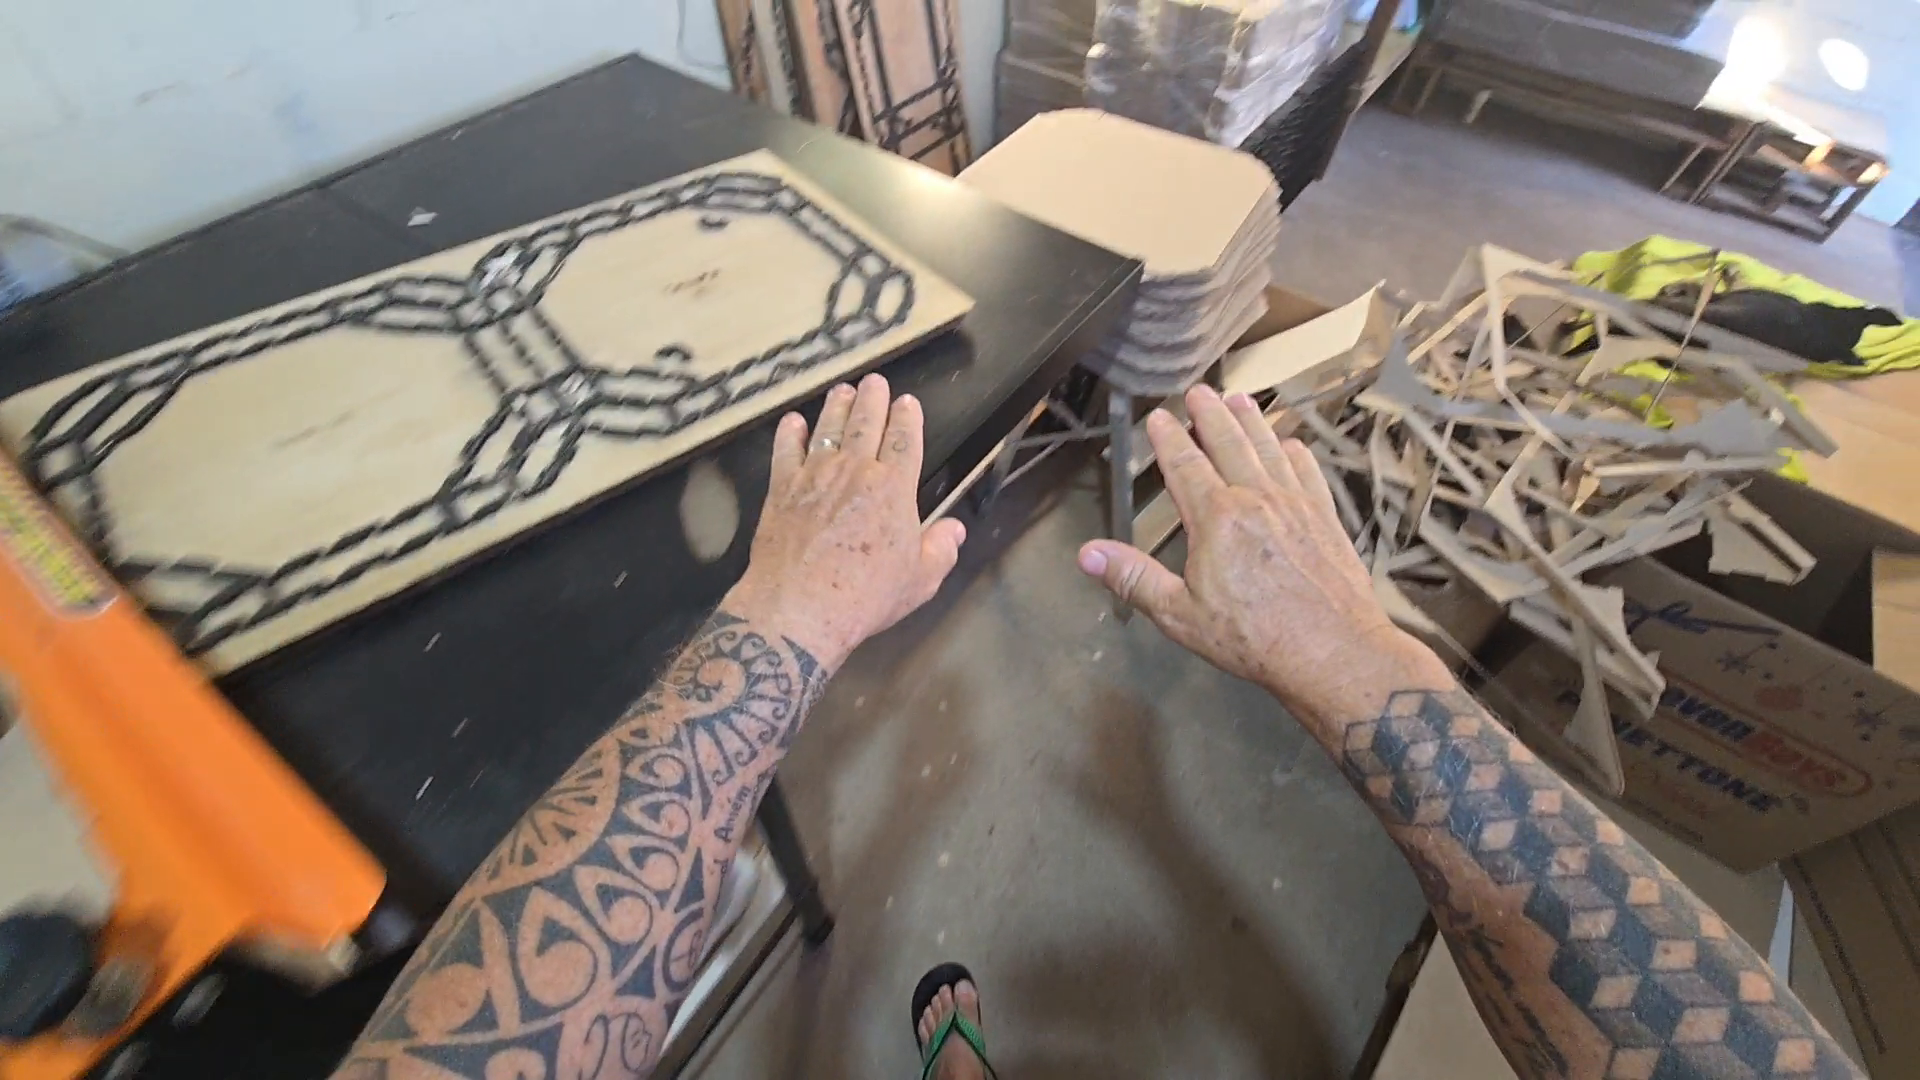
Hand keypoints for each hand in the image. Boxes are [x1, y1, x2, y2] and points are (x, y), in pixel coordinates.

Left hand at [726, 373, 966, 669]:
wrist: (800, 606)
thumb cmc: (866, 596)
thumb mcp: (919, 581)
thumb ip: (940, 550)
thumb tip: (954, 530)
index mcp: (894, 490)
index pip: (905, 441)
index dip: (907, 418)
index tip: (907, 402)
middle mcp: (855, 472)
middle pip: (866, 424)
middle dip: (873, 399)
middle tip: (874, 382)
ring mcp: (815, 476)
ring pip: (828, 429)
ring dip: (837, 407)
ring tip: (842, 390)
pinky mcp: (782, 489)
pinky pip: (786, 451)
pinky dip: (791, 434)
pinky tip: (794, 423)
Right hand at [1077, 385, 1410, 712]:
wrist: (1334, 653)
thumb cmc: (1252, 637)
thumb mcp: (1179, 614)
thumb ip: (1133, 578)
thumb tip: (1087, 553)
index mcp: (1216, 518)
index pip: (1185, 465)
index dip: (1169, 438)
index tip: (1159, 416)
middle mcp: (1257, 500)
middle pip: (1229, 444)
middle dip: (1210, 415)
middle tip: (1200, 390)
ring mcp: (1296, 506)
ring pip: (1269, 450)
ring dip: (1252, 422)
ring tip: (1242, 399)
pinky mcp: (1327, 520)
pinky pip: (1308, 473)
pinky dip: (1296, 453)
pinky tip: (1292, 444)